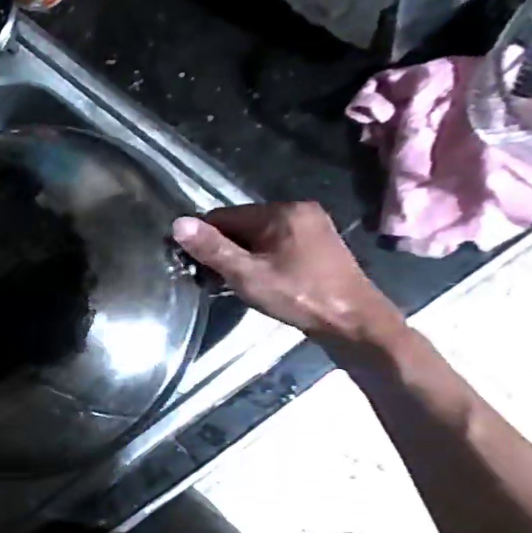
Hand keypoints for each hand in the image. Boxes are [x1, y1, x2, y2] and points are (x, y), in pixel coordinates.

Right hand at [172, 203, 407, 355]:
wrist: (354, 322)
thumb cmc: (298, 296)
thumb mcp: (247, 274)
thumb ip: (212, 248)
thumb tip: (177, 223)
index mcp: (281, 211)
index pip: (223, 216)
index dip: (204, 239)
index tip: (194, 265)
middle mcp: (298, 210)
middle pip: (241, 224)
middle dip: (224, 249)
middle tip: (213, 280)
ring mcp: (312, 226)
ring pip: (258, 236)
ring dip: (241, 256)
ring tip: (234, 283)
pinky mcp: (319, 244)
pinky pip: (276, 244)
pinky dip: (261, 259)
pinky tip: (259, 281)